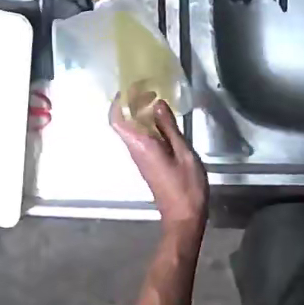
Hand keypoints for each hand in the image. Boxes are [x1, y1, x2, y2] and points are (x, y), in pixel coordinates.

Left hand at [111, 94, 208, 229]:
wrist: (183, 217)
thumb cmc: (186, 186)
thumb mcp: (183, 152)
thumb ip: (169, 127)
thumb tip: (157, 104)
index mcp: (141, 146)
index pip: (117, 120)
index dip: (119, 101)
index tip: (131, 88)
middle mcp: (136, 151)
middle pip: (124, 122)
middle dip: (133, 104)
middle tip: (152, 92)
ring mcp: (141, 159)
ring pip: (133, 130)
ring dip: (142, 114)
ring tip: (160, 103)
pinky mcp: (148, 164)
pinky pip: (142, 139)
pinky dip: (149, 126)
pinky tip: (165, 123)